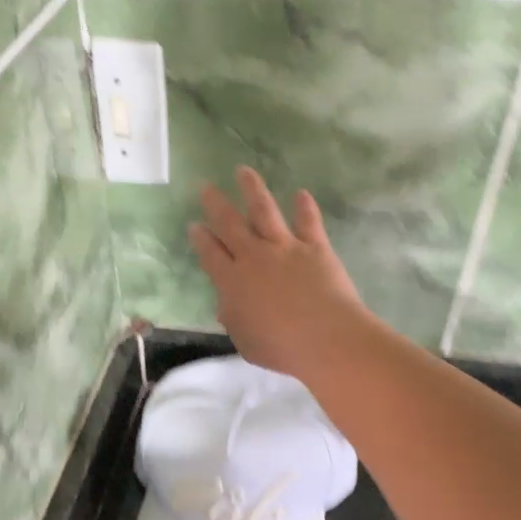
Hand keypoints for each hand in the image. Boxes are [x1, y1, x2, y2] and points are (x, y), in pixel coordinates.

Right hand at [189, 167, 371, 377]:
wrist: (325, 338)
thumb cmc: (281, 348)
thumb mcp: (245, 342)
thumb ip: (233, 320)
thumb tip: (227, 304)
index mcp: (233, 282)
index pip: (211, 255)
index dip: (201, 239)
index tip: (194, 225)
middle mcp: (254, 257)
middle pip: (230, 224)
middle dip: (216, 204)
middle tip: (206, 187)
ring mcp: (285, 248)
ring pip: (264, 210)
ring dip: (252, 189)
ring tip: (244, 171)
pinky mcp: (315, 246)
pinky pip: (308, 221)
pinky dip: (304, 206)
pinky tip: (301, 194)